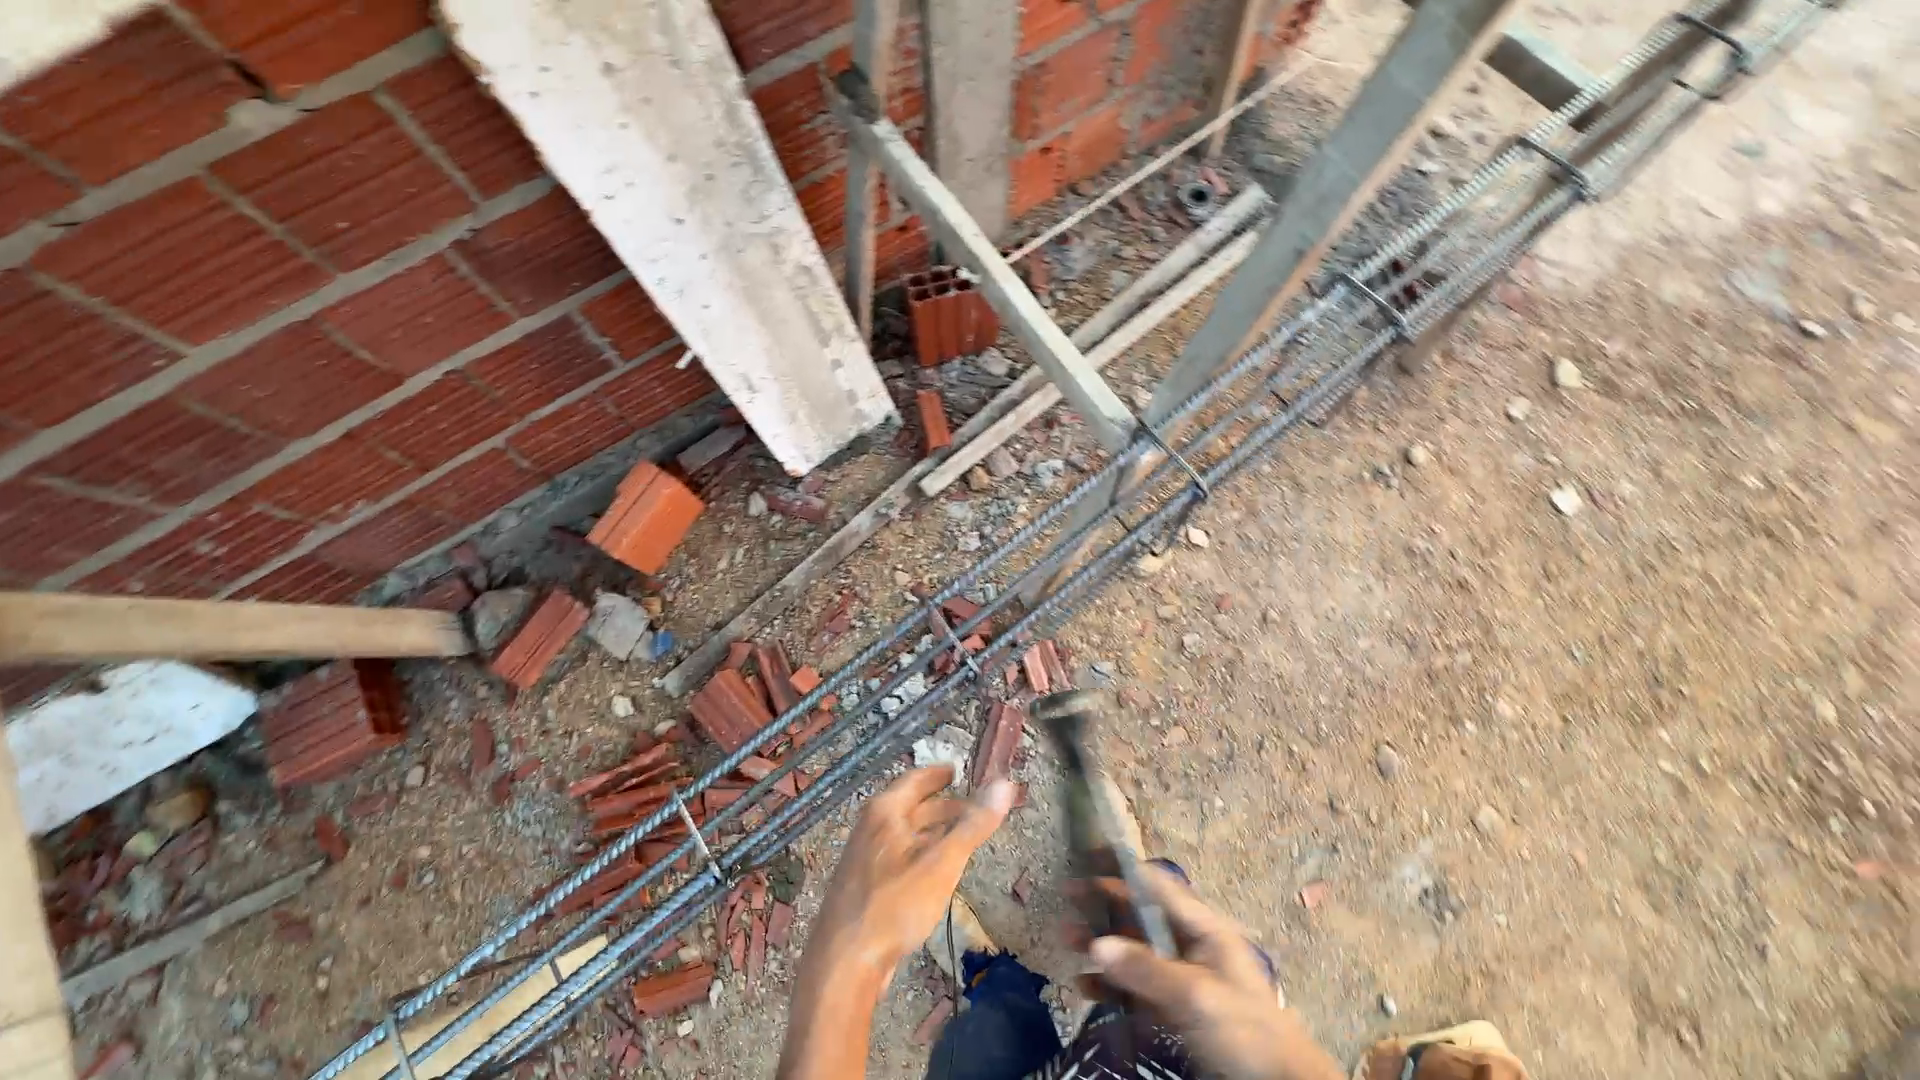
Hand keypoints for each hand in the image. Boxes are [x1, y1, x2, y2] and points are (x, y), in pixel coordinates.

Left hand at [805, 766, 1016, 979]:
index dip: (940, 774)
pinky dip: (921, 853)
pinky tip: (936, 873)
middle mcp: (870, 827)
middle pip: (911, 807)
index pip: (916, 780)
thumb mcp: (942, 863)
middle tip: (973, 808)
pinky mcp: (865, 886)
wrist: (845, 962)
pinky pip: (899, 857)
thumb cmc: (895, 905)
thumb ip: (974, 825)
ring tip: (962, 838)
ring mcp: (864, 858)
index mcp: (885, 812)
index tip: (959, 770)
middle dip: (943, 806)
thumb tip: (1004, 785)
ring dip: (934, 832)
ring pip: (905, 834)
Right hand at [1084, 866, 1344, 1079]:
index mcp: (1204, 928)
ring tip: (1067, 940)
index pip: (1158, 886)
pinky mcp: (1175, 1008)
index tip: (1089, 853)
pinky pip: (1136, 987)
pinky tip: (1083, 986)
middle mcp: (1190, 945)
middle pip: (1141, 915)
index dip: (1125, 868)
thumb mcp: (1196, 996)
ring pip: (1134, 951)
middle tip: (1067, 897)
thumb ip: (1146, 969)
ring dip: (1101, 945)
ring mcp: (1182, 977)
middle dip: (1104, 906)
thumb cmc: (1245, 1029)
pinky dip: (1110, 984)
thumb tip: (1096, 944)